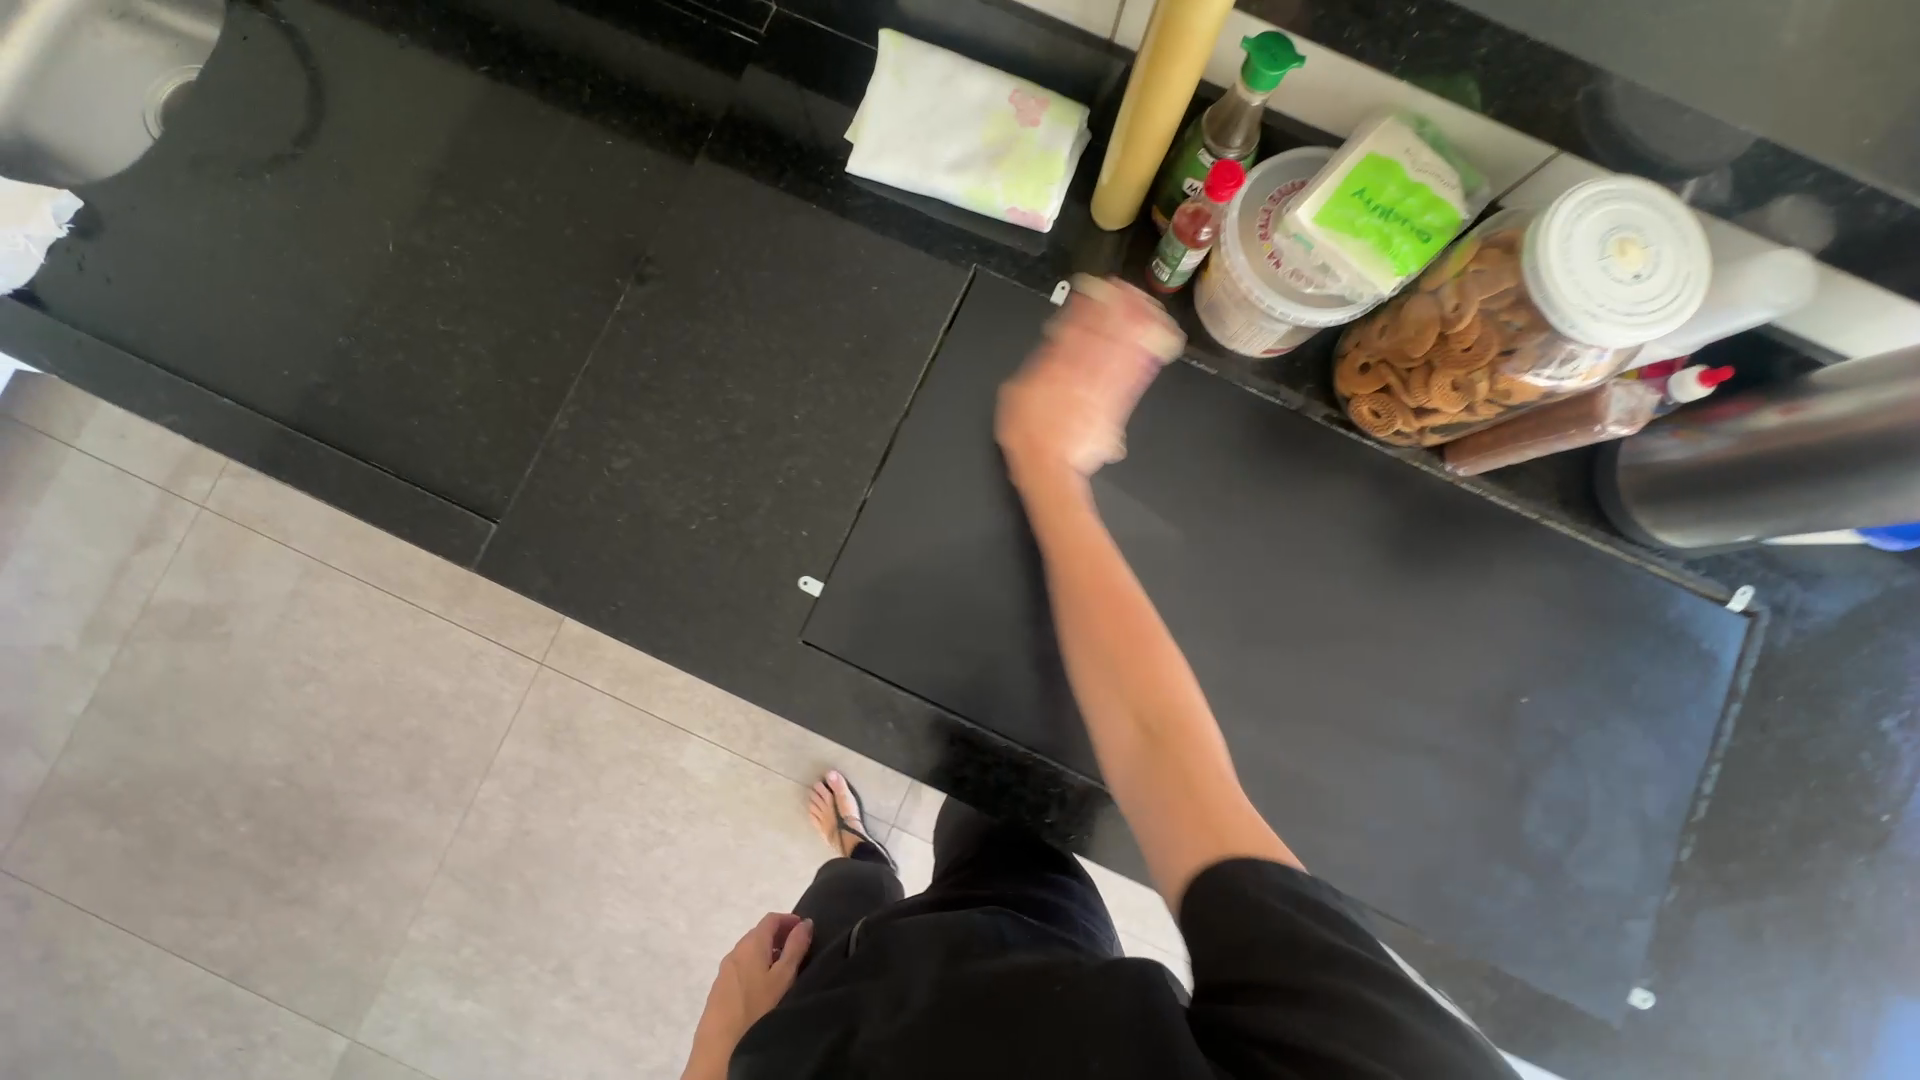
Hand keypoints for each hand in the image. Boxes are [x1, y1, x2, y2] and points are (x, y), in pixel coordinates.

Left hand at [682, 913, 813, 1078]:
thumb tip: (806, 922)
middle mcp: (734, 952)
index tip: (805, 930)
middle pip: (758, 933)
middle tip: (799, 950)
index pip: (770, 919)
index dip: (789, 919)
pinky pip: (741, 968)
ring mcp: (724, 972)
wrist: (719, 1052)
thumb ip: (796, 947)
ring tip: (785, 971)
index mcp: (750, 944)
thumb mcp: (784, 977)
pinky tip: (764, 989)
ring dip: (767, 953)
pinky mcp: (719, 991)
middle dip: (779, 936)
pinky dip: (755, 967)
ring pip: (749, 952)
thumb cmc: (757, 1009)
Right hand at [996, 275, 1182, 489]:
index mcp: (1053, 369)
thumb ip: (1034, 371)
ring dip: (1132, 329)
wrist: (1047, 469)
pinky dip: (1139, 359)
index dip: (1089, 308)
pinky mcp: (1112, 408)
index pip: (1075, 330)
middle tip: (1129, 292)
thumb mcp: (1016, 395)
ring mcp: (1098, 392)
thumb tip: (1046, 353)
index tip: (1099, 290)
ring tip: (1145, 309)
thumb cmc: (1028, 437)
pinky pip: (1128, 379)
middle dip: (1116, 313)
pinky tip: (1151, 345)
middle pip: (1102, 337)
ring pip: (1118, 354)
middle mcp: (1079, 376)